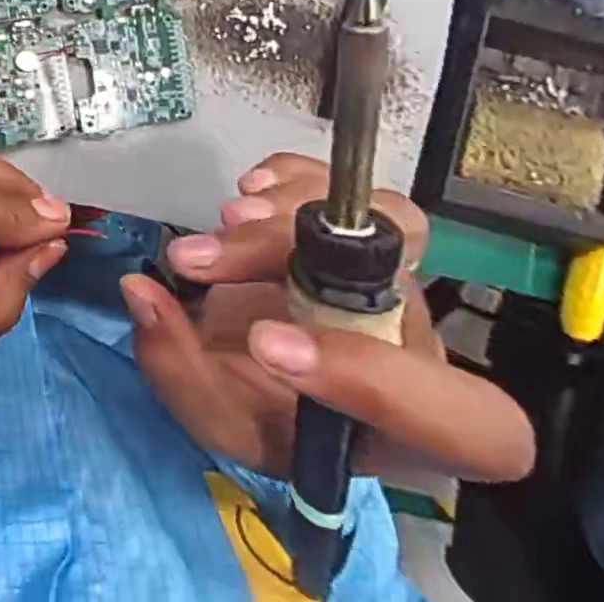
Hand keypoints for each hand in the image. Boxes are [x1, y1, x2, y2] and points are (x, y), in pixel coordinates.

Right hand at [123, 153, 533, 482]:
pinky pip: (346, 188)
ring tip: (226, 215)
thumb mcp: (215, 417)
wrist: (261, 368)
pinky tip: (250, 187)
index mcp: (410, 426)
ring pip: (385, 221)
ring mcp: (384, 276)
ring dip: (294, 209)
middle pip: (393, 286)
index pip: (462, 422)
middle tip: (196, 258)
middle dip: (286, 258)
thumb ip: (178, 368)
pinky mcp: (345, 230)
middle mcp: (411, 342)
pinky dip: (297, 176)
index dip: (376, 378)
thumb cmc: (255, 408)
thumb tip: (141, 290)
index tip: (265, 344)